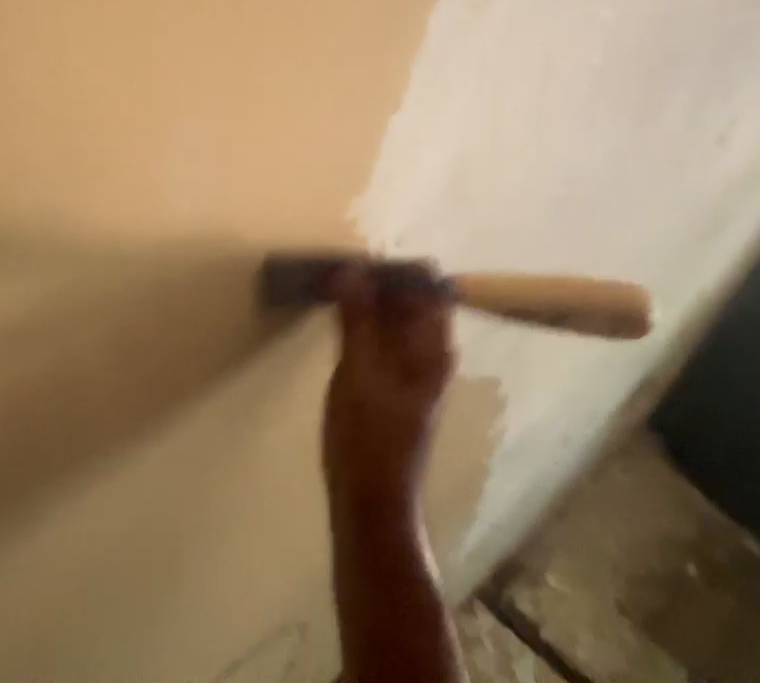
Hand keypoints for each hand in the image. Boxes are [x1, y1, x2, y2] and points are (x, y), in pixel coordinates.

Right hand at [321, 264, 456, 509]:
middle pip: (408, 298)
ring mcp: (409, 366)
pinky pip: (378, 336)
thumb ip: (357, 317)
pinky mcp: (389, 379)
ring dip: (363, 298)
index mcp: (433, 345)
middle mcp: (428, 350)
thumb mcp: (359, 370)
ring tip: (326, 283)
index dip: (393, 268)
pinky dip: (358, 321)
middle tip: (333, 268)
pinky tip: (330, 315)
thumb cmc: (369, 436)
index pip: (425, 285)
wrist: (370, 499)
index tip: (355, 261)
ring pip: (390, 316)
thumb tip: (350, 270)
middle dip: (374, 280)